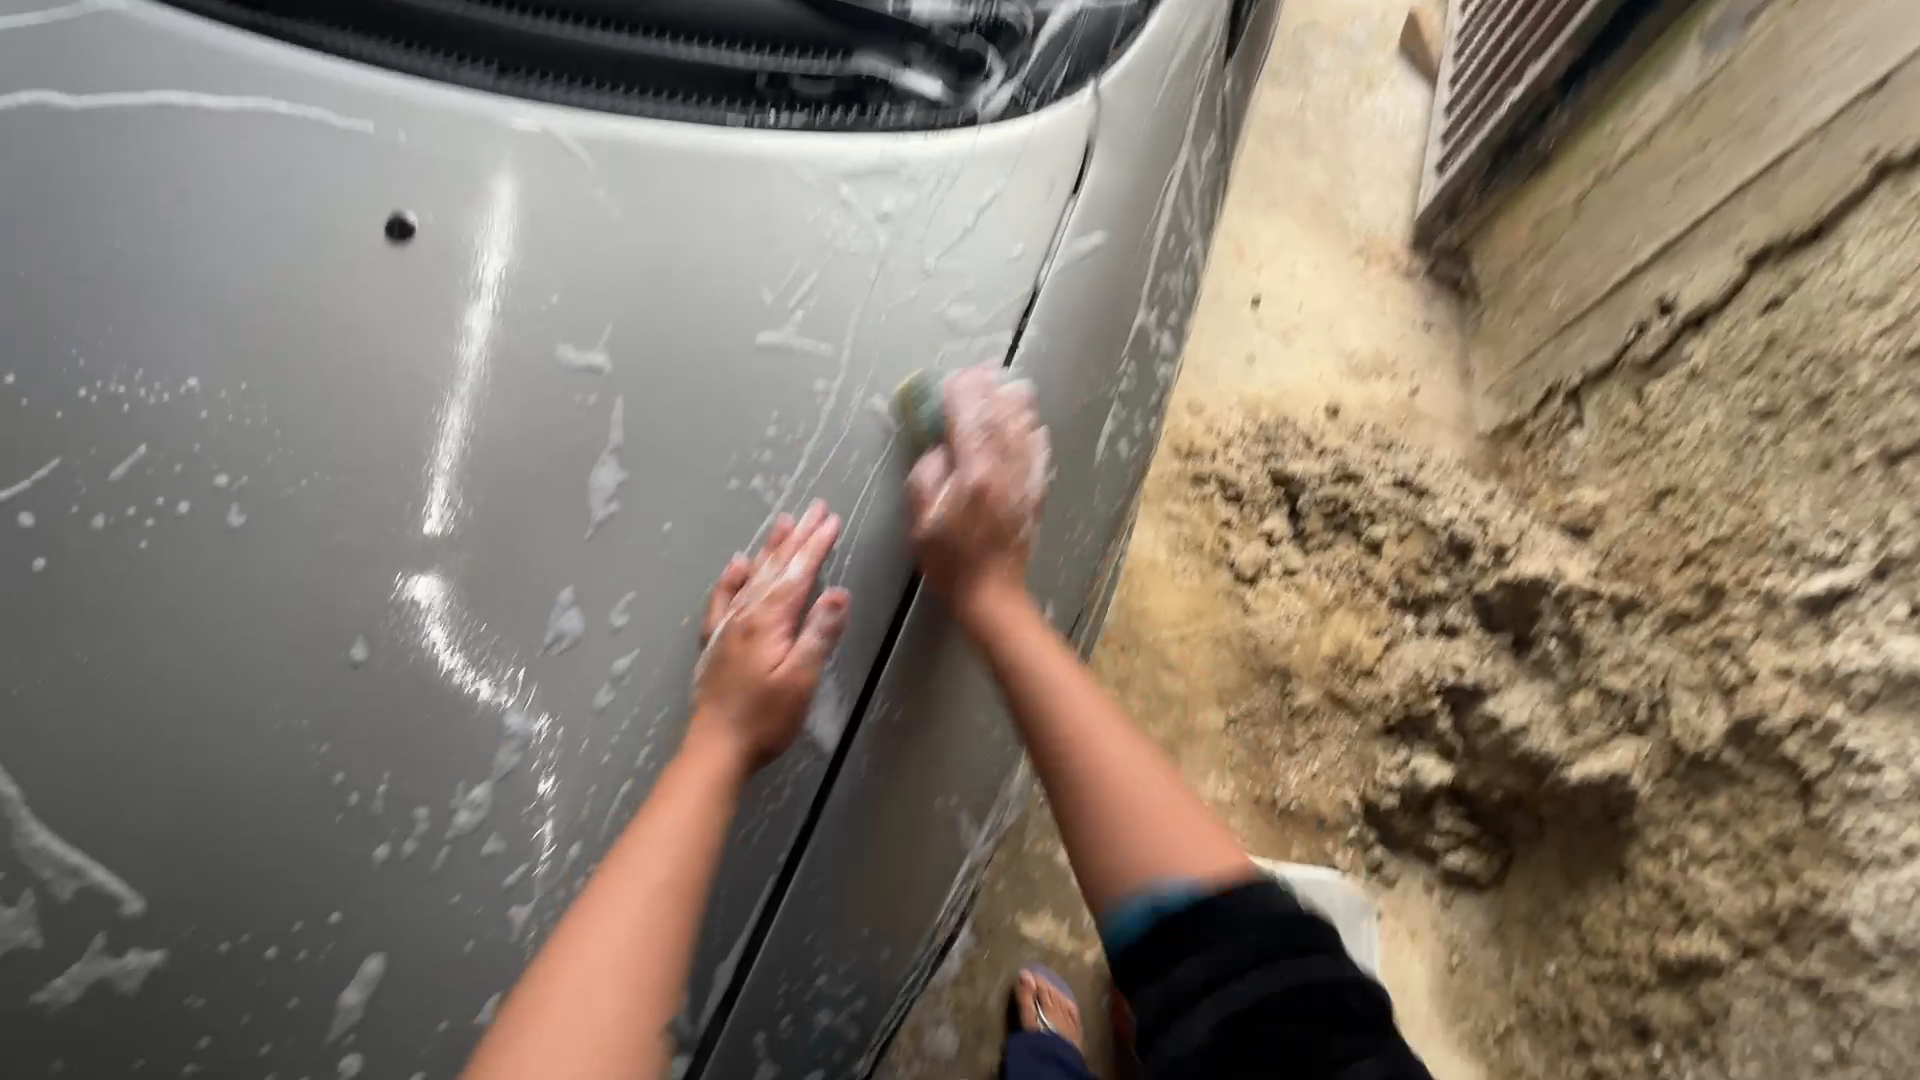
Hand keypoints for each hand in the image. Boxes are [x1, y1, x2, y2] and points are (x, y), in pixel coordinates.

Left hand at [690, 501, 850, 770]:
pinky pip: (723, 599)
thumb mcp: (801, 678)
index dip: (816, 545)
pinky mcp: (716, 641)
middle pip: (776, 566)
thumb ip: (818, 633)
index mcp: (769, 620)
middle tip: (815, 508)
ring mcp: (728, 626)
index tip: (832, 519)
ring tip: (783, 522)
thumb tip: (838, 593)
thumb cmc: (766, 717)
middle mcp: (746, 614)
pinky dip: (732, 578)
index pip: (799, 573)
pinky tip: (737, 565)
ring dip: (770, 548)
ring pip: (753, 576)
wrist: (717, 747)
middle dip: (798, 536)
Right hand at [906, 365, 1050, 626]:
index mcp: (973, 476)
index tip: (952, 378)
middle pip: (999, 418)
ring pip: (1024, 430)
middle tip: (979, 369)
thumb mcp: (921, 523)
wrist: (992, 595)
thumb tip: (938, 446)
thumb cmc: (949, 562)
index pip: (968, 422)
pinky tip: (1029, 419)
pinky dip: (1033, 430)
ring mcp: (1026, 481)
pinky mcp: (1037, 493)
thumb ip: (927, 477)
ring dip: (1013, 402)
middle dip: (987, 390)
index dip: (960, 395)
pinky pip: (1040, 452)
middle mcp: (1005, 471)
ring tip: (1005, 381)